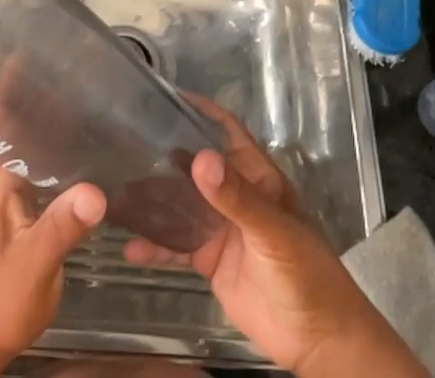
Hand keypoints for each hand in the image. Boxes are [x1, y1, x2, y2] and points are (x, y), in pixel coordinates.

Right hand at [126, 96, 424, 377]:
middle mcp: (235, 196)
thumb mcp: (273, 232)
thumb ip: (237, 199)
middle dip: (163, 155)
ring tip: (116, 191)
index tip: (164, 95)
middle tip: (120, 143)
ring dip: (153, 201)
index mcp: (256, 178)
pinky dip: (154, 247)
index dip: (201, 111)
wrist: (317, 339)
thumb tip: (198, 159)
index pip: (227, 132)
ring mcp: (221, 228)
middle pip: (194, 166)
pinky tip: (130, 248)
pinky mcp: (210, 259)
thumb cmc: (307, 275)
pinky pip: (176, 246)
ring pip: (180, 204)